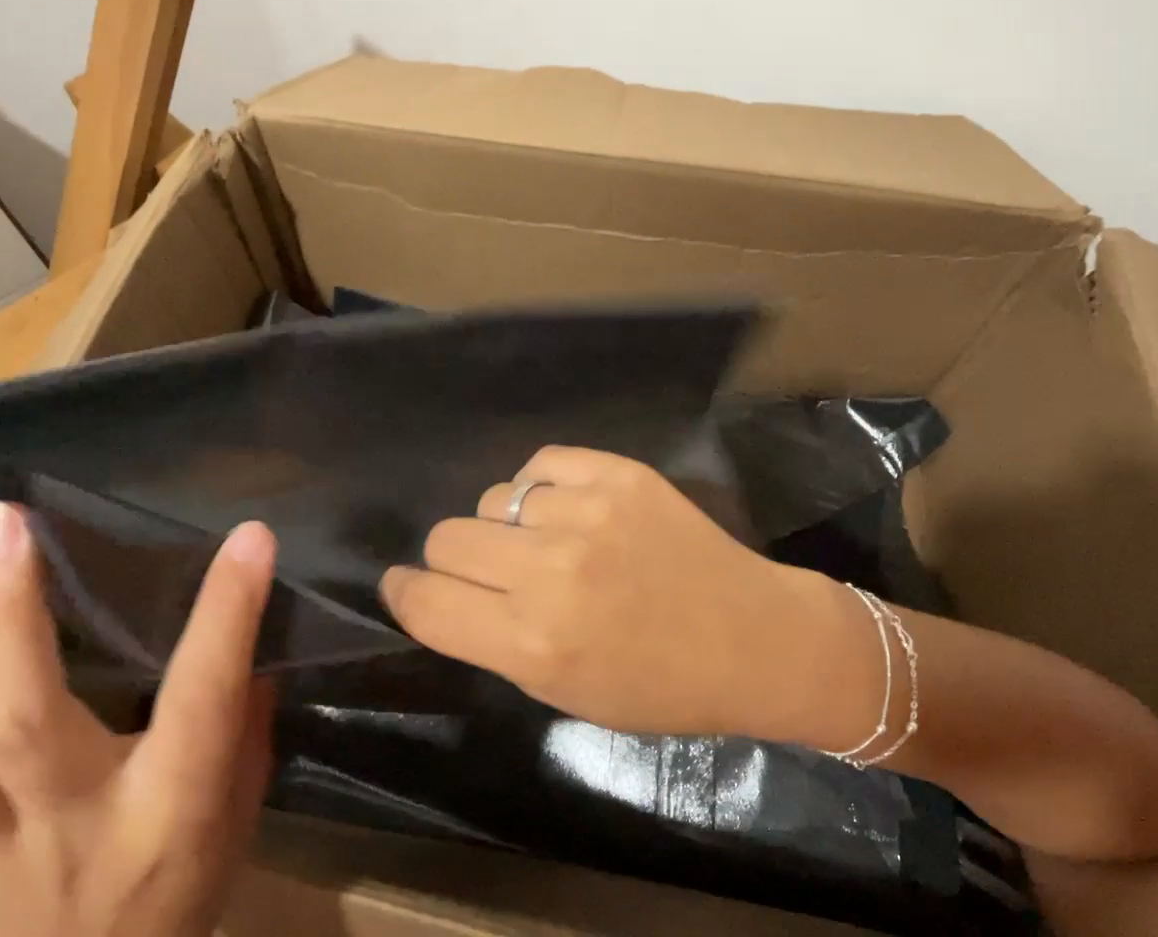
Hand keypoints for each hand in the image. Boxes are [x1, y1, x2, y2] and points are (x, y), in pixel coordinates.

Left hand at [0, 504, 276, 936]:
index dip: (225, 617)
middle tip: (8, 530)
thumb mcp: (239, 810)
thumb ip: (240, 726)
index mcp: (168, 807)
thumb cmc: (186, 889)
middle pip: (27, 723)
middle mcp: (71, 820)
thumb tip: (240, 640)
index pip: (201, 699)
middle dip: (16, 622)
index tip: (248, 540)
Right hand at [381, 445, 861, 740]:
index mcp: (531, 643)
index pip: (424, 601)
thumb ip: (491, 641)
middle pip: (446, 538)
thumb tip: (437, 592)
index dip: (404, 592)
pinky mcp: (619, 475)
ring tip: (549, 546)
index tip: (409, 586)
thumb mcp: (561, 692)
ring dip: (506, 528)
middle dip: (454, 562)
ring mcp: (587, 515)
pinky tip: (572, 513)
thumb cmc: (657, 686)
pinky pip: (540, 466)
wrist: (752, 639)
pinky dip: (543, 490)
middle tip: (494, 575)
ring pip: (491, 499)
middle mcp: (550, 574)